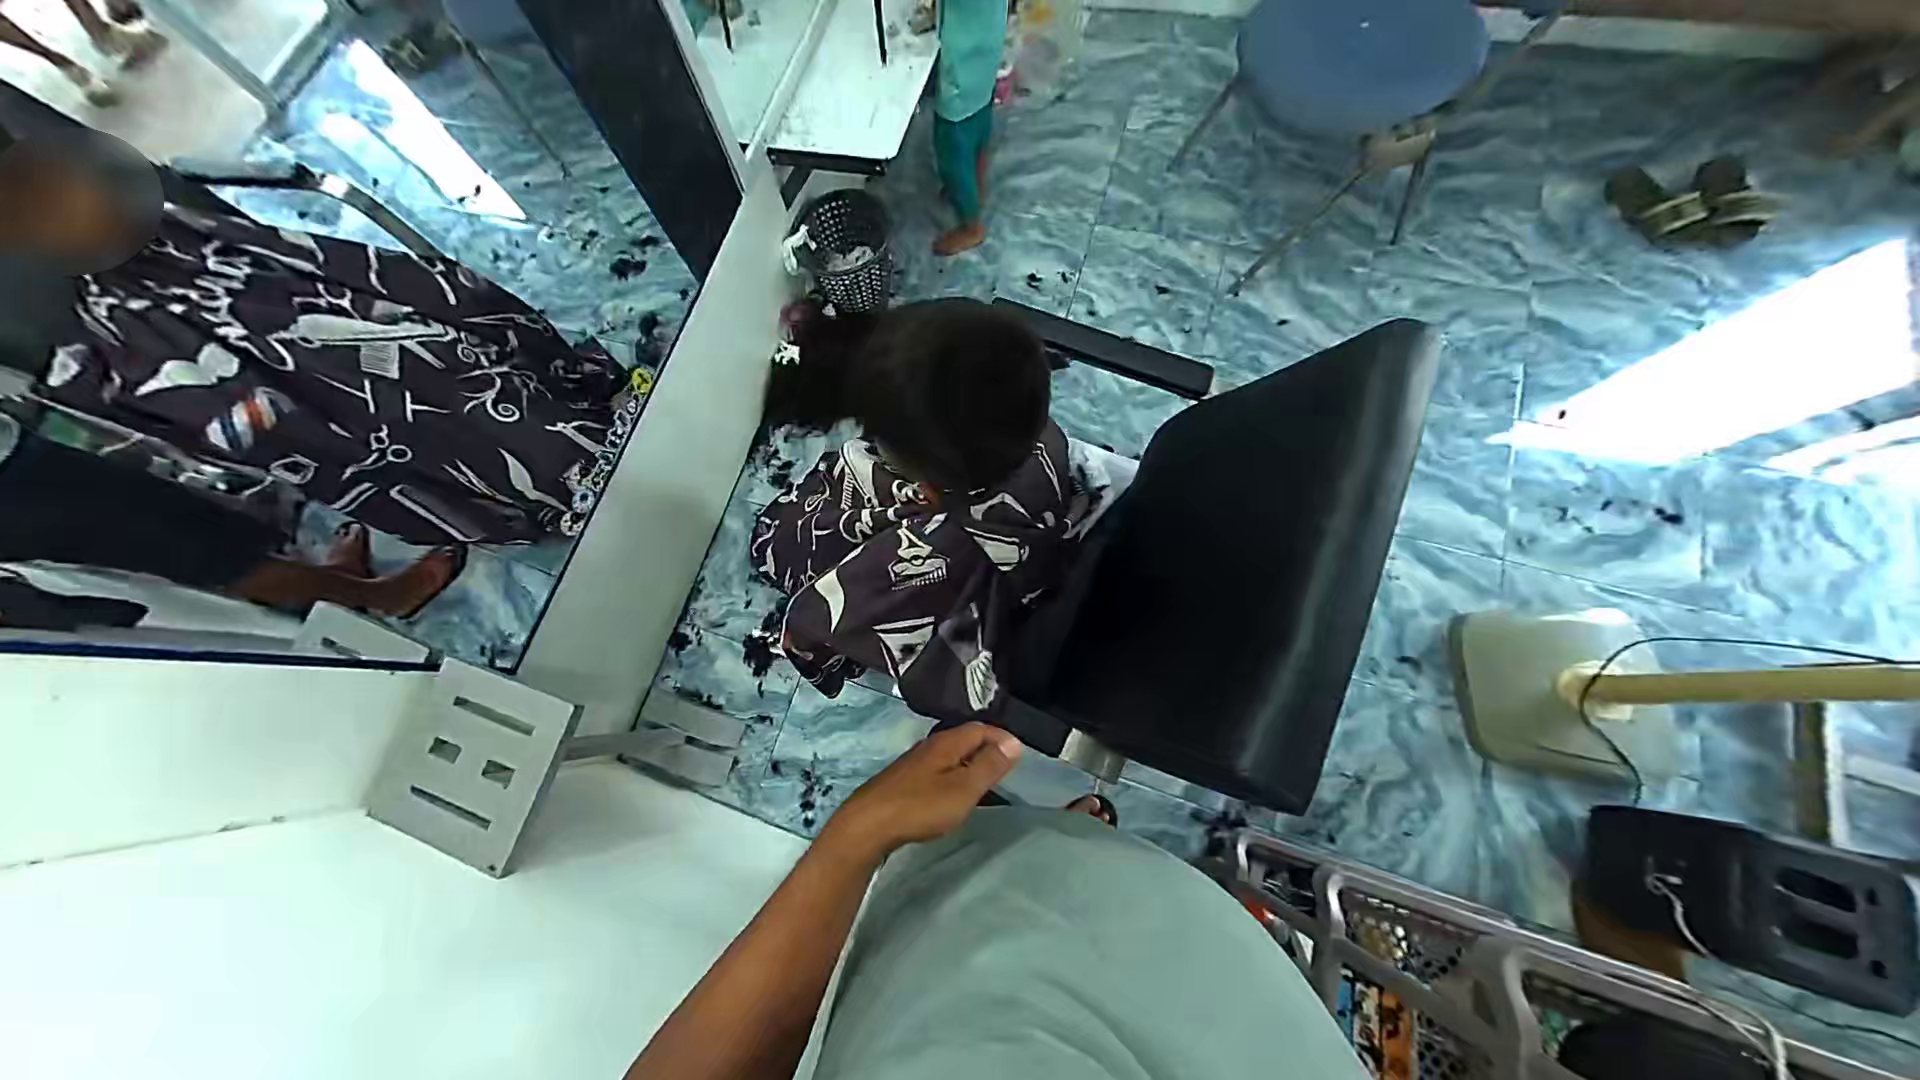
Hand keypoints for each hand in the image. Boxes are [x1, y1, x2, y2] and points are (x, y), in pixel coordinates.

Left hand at [821, 723, 1022, 861]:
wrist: (868, 825)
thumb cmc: (920, 806)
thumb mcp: (963, 788)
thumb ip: (989, 765)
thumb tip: (1014, 742)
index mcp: (947, 742)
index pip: (981, 728)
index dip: (1002, 738)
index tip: (1018, 756)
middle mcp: (930, 745)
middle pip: (965, 738)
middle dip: (987, 749)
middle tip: (1006, 769)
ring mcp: (915, 762)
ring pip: (951, 754)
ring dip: (970, 763)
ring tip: (985, 782)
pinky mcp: (904, 779)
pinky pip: (938, 768)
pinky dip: (954, 775)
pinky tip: (953, 793)